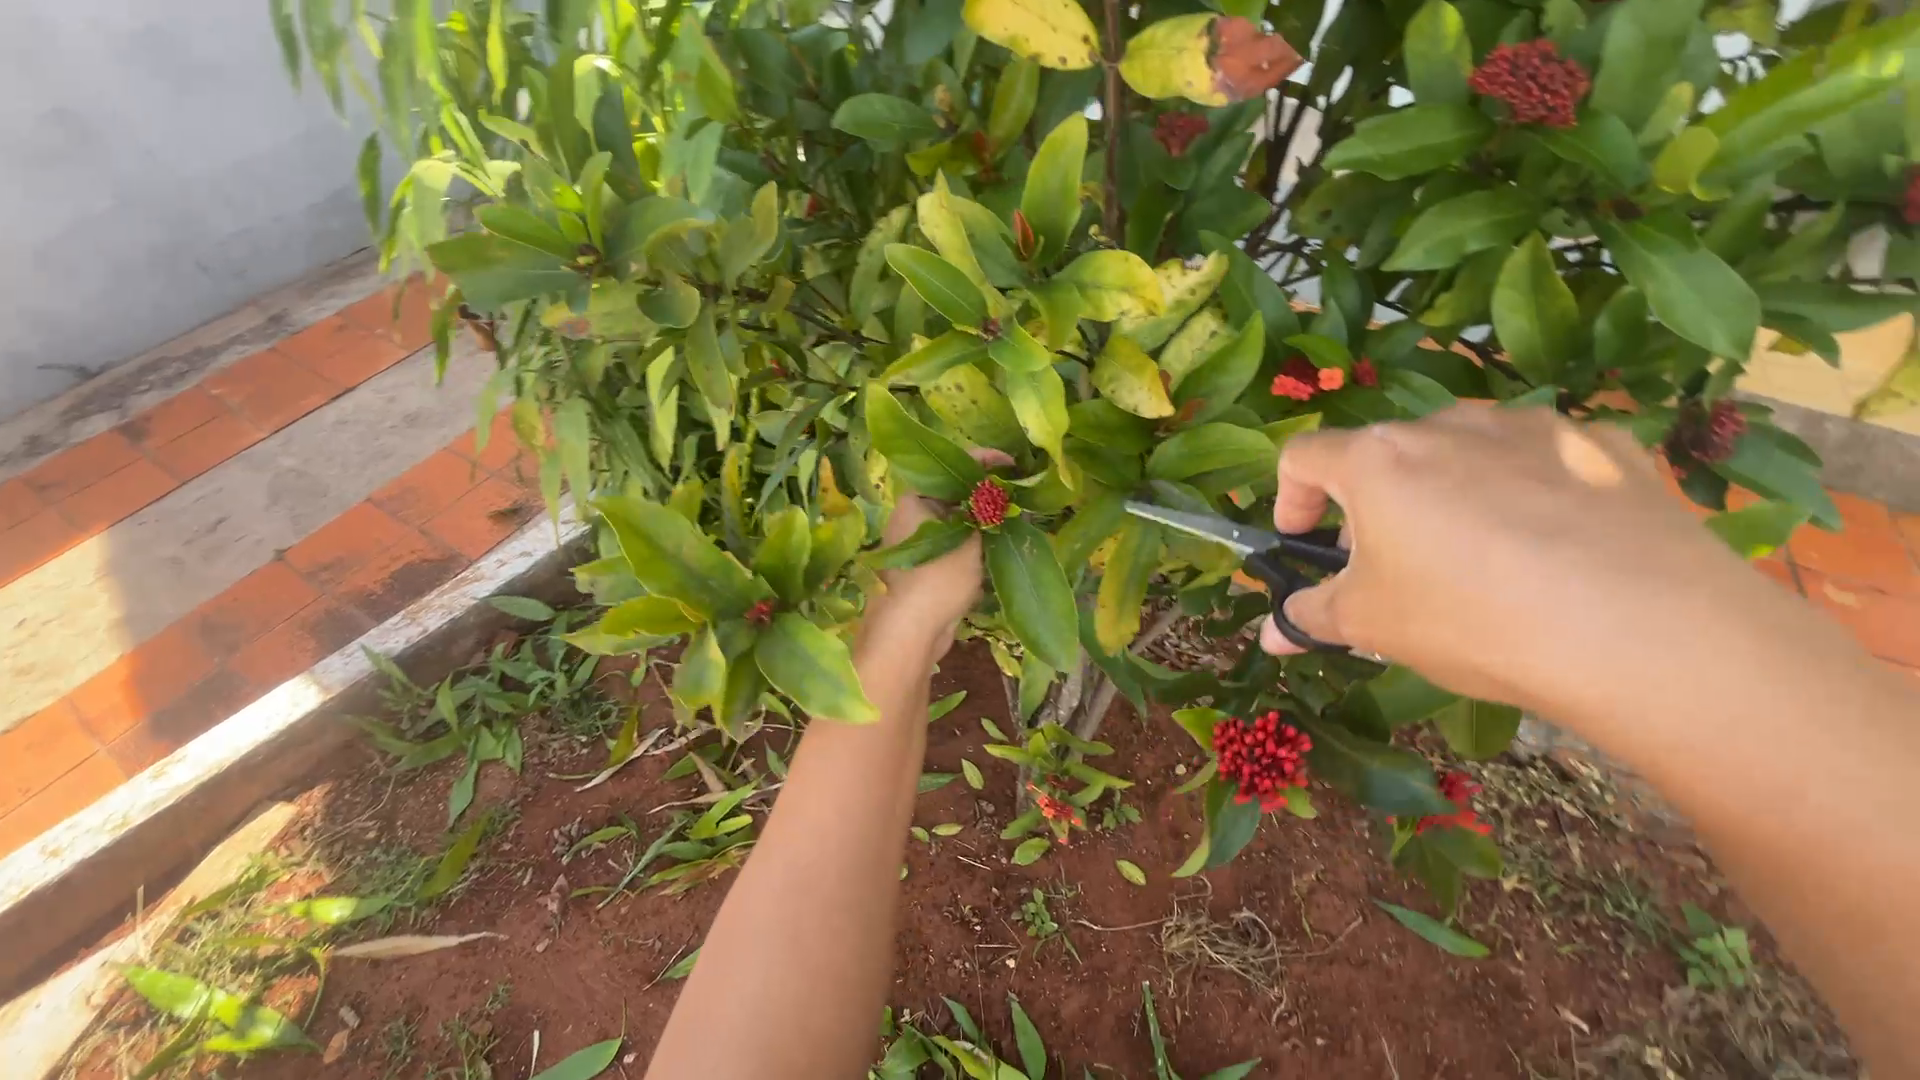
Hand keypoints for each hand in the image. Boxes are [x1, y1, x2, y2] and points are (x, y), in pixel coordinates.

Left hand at [862, 450, 1011, 664]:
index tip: (1014, 465)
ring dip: (984, 523)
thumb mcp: (972, 541)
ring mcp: (916, 544)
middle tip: (1019, 496)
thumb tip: (1005, 499)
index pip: (953, 467)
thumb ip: (989, 516)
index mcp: (915, 499)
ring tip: (1016, 522)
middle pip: (955, 496)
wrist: (911, 632)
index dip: (986, 461)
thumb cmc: (938, 578)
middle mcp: (911, 517)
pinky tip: (999, 549)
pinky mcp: (925, 569)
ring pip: (957, 524)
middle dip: (988, 496)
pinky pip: (954, 547)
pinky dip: (974, 546)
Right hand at [1258, 405, 1764, 714]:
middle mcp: (1446, 425)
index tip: (1303, 540)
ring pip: (1462, 453)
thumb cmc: (1470, 617)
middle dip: (1372, 504)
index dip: (1290, 497)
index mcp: (1376, 460)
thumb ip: (1311, 617)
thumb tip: (1272, 634)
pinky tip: (1552, 550)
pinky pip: (1538, 461)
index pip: (1303, 456)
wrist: (1644, 629)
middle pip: (1384, 454)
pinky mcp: (1603, 445)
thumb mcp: (1371, 625)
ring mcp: (1530, 427)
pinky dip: (1523, 493)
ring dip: (1445, 493)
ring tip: (1475, 559)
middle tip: (1390, 565)